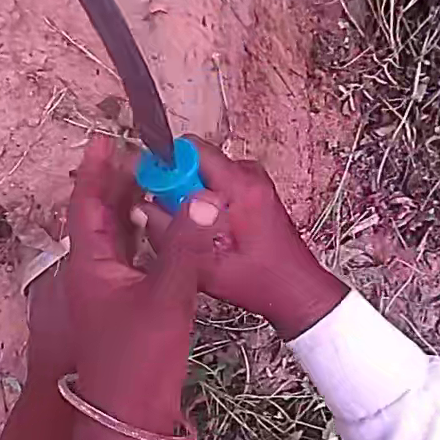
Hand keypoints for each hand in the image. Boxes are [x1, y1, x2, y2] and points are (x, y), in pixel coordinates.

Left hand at [58, 135, 220, 432]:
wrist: (130, 421)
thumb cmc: (138, 360)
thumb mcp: (165, 299)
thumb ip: (185, 247)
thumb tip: (206, 197)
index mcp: (89, 265)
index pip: (85, 205)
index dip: (95, 171)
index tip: (105, 139)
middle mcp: (93, 273)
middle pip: (102, 217)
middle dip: (119, 185)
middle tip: (143, 156)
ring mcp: (110, 290)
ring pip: (119, 238)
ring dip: (135, 210)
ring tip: (158, 183)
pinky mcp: (128, 305)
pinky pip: (135, 258)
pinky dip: (149, 238)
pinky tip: (169, 229)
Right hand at [139, 137, 347, 339]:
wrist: (296, 289)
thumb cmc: (263, 281)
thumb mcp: (205, 267)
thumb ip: (169, 235)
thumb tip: (142, 209)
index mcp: (240, 187)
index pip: (191, 150)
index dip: (166, 168)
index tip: (156, 191)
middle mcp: (249, 175)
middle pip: (194, 161)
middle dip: (177, 188)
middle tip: (178, 221)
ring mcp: (253, 179)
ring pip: (203, 173)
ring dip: (191, 197)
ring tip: (198, 231)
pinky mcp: (253, 188)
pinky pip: (216, 183)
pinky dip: (205, 201)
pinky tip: (211, 230)